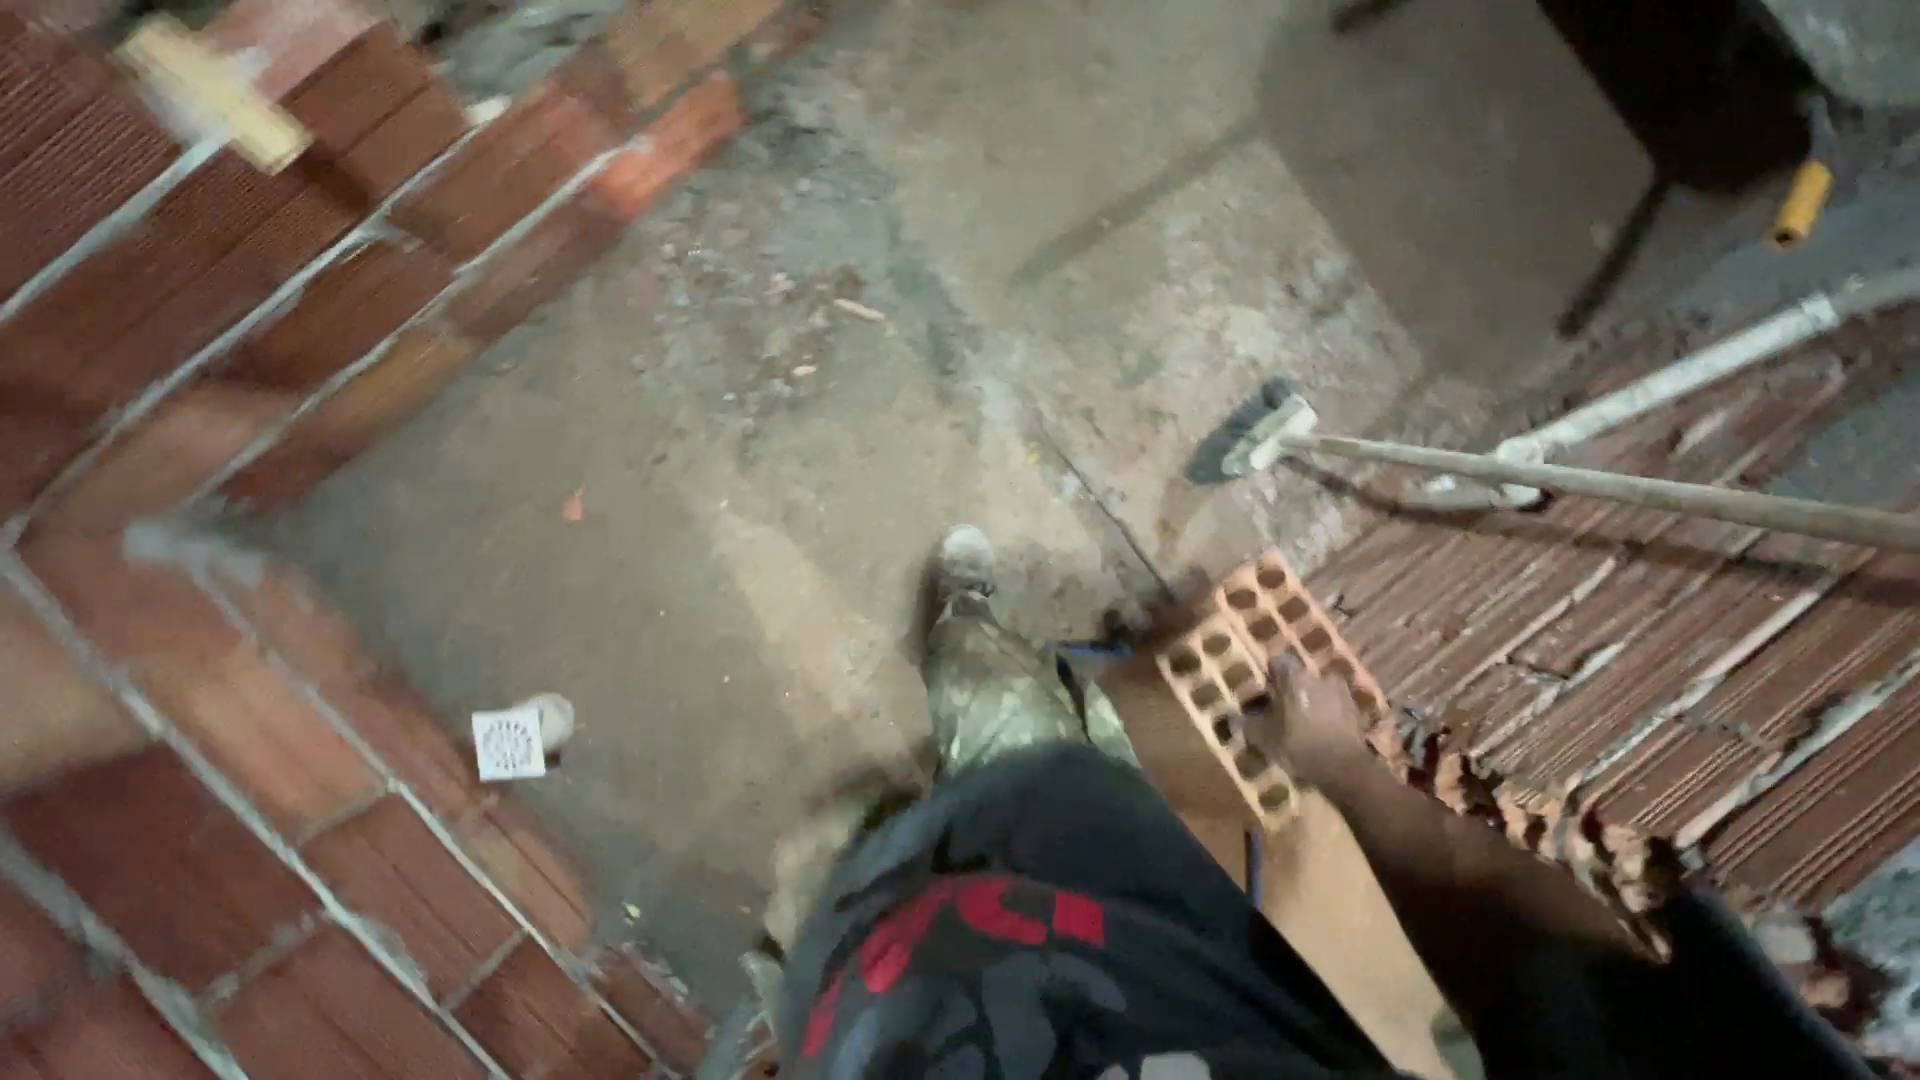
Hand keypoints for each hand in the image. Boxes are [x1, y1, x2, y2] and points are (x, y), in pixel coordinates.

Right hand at [1245, 653, 1370, 784]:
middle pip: (1301, 676)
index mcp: (1295, 677)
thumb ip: (1249, 722)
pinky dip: (1327, 715)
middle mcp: (1320, 677)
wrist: (1345, 769)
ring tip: (1303, 721)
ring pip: (1320, 691)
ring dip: (1312, 701)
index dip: (1270, 674)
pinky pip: (1335, 707)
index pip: (1278, 661)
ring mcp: (1342, 693)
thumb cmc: (1298, 745)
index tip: (1264, 689)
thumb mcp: (1264, 736)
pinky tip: (1320, 732)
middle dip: (1292, 688)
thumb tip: (1233, 716)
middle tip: (1282, 707)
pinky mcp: (1356, 712)